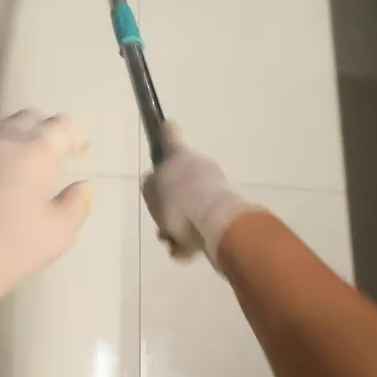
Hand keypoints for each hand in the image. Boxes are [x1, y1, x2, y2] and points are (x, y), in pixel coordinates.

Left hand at [0, 111, 92, 338]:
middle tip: (48, 155)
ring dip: (11, 135)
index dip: (74, 134)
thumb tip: (83, 187)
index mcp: (38, 149)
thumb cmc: (14, 243)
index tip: (78, 150)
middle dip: (42, 130)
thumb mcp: (59, 231)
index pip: (62, 125)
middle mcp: (6, 137)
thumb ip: (75, 204)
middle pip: (28, 118)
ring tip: (15, 159)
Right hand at [142, 123, 256, 270]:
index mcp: (180, 157)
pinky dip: (192, 238)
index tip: (166, 124)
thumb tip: (156, 184)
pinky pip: (201, 223)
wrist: (216, 224)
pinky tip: (185, 252)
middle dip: (170, 201)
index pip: (170, 137)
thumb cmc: (178, 203)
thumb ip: (150, 184)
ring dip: (179, 224)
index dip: (165, 133)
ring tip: (172, 242)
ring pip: (190, 205)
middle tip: (161, 220)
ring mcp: (216, 187)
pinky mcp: (226, 210)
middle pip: (180, 180)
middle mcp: (200, 167)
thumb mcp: (150, 191)